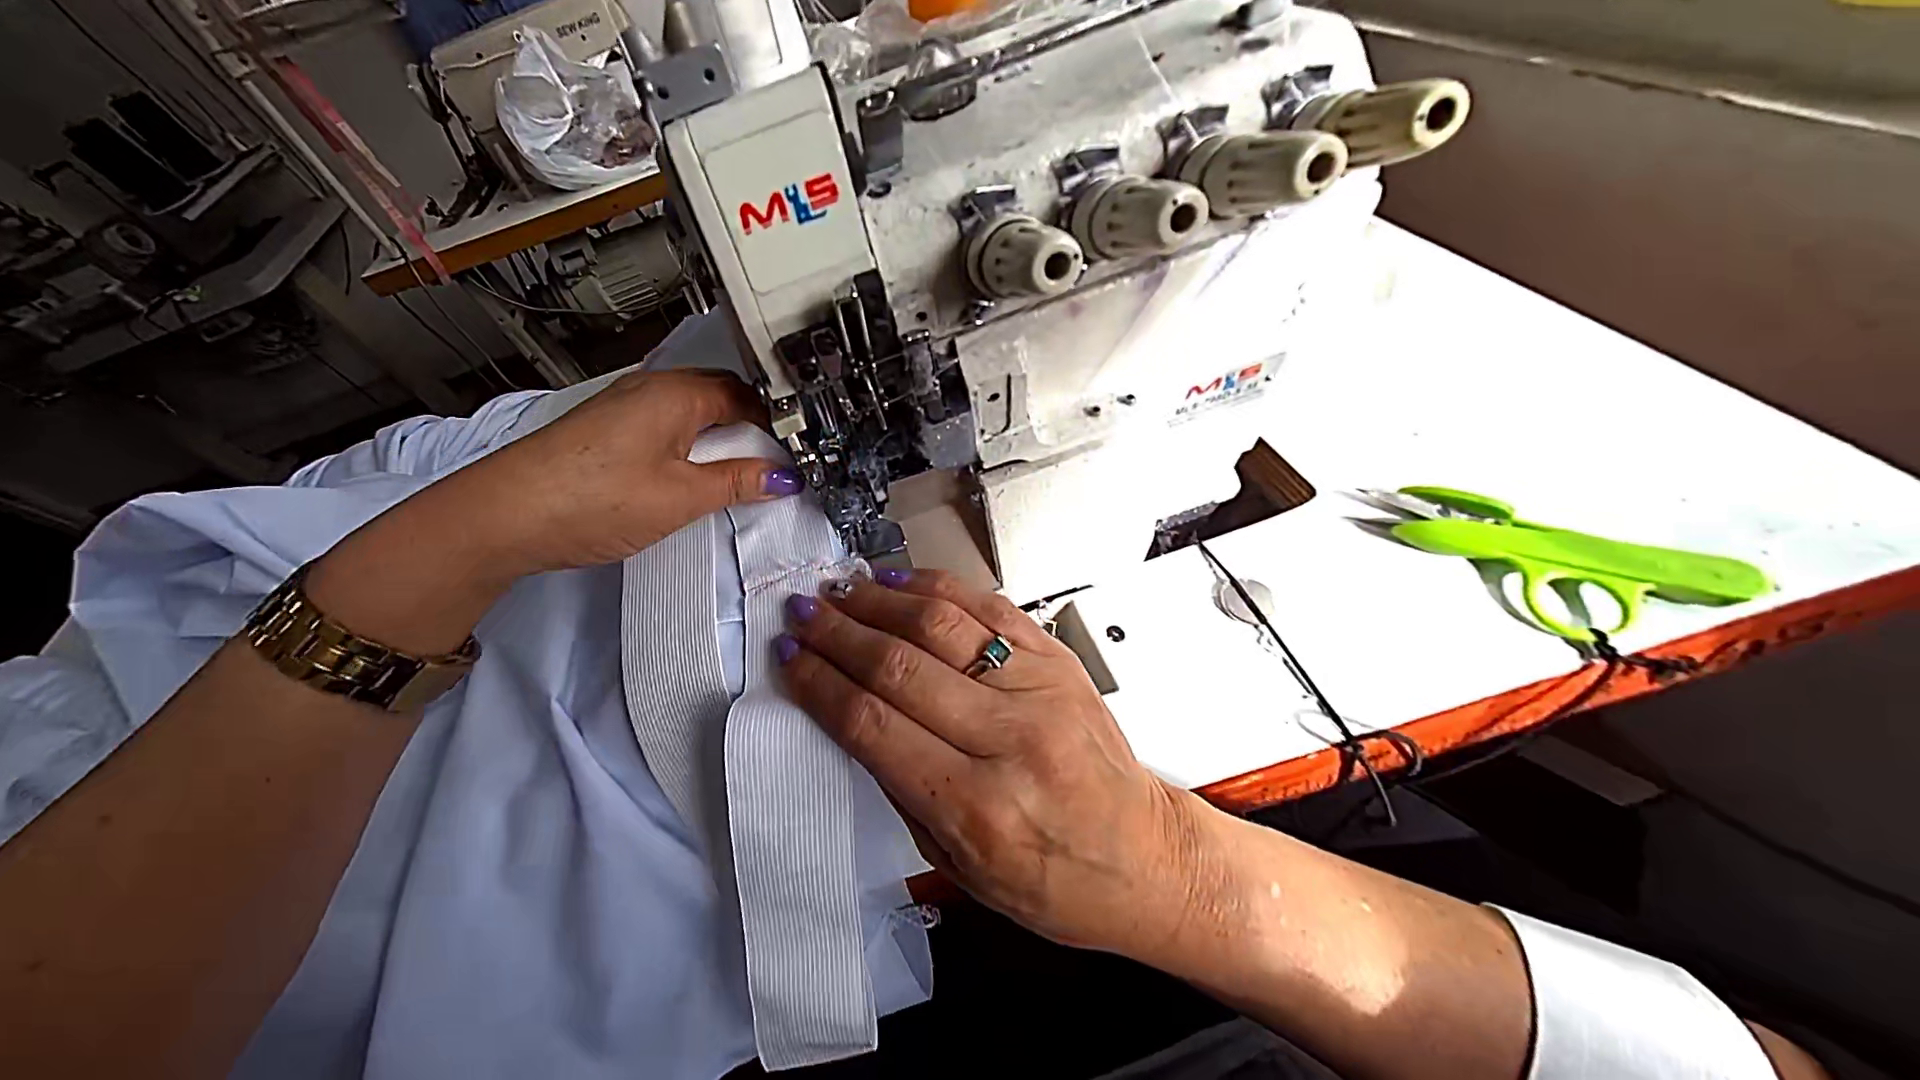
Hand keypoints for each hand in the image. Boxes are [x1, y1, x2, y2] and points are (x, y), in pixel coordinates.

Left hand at [449, 368, 798, 574]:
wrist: (504, 516)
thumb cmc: (589, 499)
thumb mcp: (684, 496)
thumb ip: (739, 483)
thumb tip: (781, 478)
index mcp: (676, 394)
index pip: (747, 395)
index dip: (775, 425)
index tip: (790, 456)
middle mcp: (649, 389)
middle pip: (720, 397)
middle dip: (750, 428)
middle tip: (767, 466)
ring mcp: (624, 406)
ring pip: (691, 412)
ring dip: (718, 438)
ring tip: (731, 476)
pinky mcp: (607, 429)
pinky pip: (665, 426)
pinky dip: (688, 446)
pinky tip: (687, 477)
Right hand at [774, 570, 1219, 962]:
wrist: (1143, 857)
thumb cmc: (1058, 878)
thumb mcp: (958, 865)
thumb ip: (901, 787)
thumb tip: (853, 717)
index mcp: (976, 804)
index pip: (872, 723)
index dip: (820, 683)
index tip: (793, 659)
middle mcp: (1010, 738)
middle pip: (899, 665)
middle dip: (839, 633)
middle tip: (804, 613)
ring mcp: (1040, 690)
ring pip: (941, 623)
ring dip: (881, 600)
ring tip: (842, 590)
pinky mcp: (1058, 663)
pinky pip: (991, 608)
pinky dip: (939, 587)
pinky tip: (904, 581)